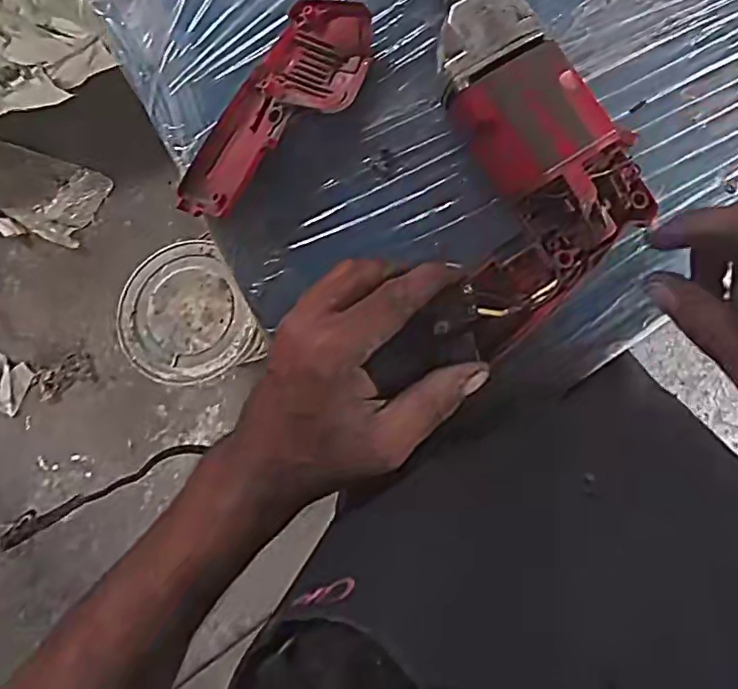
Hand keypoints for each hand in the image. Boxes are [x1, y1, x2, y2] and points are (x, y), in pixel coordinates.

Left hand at [217, 260, 487, 513]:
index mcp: (336, 349)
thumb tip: (477, 370)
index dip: (431, 279)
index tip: (459, 274)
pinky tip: (382, 300)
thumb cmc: (324, 458)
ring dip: (385, 272)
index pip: (392, 297)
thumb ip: (435, 402)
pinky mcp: (291, 319)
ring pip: (348, 270)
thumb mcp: (389, 444)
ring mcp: (297, 316)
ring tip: (415, 289)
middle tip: (441, 285)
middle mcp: (312, 321)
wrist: (260, 468)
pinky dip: (363, 281)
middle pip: (369, 271)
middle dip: (409, 271)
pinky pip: (332, 282)